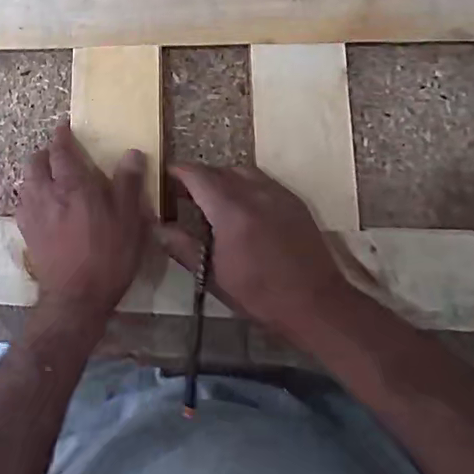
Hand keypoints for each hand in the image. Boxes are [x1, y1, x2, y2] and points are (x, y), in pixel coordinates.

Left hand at [14, 123, 148, 322]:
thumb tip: (131, 153)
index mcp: (73, 185)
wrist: (76, 300)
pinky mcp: (27, 235)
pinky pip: (23, 204)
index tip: (64, 127)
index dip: (61, 137)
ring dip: (36, 174)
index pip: (60, 151)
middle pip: (35, 163)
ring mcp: (33, 216)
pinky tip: (43, 205)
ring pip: (26, 183)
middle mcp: (47, 195)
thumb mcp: (129, 218)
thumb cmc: (108, 255)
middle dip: (44, 153)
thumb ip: (128, 183)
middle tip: (59, 153)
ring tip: (50, 177)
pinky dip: (31, 196)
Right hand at [158, 162, 354, 338]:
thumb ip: (185, 248)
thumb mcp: (215, 277)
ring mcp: (277, 193)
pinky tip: (243, 206)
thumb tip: (159, 229)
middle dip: (200, 177)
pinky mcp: (293, 199)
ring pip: (243, 171)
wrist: (315, 302)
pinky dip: (246, 184)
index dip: (179, 172)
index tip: (166, 174)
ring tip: (213, 199)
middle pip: (220, 170)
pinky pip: (263, 180)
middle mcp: (255, 192)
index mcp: (232, 211)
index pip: (199, 176)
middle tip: (184, 193)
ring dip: (224, 178)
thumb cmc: (260, 296)